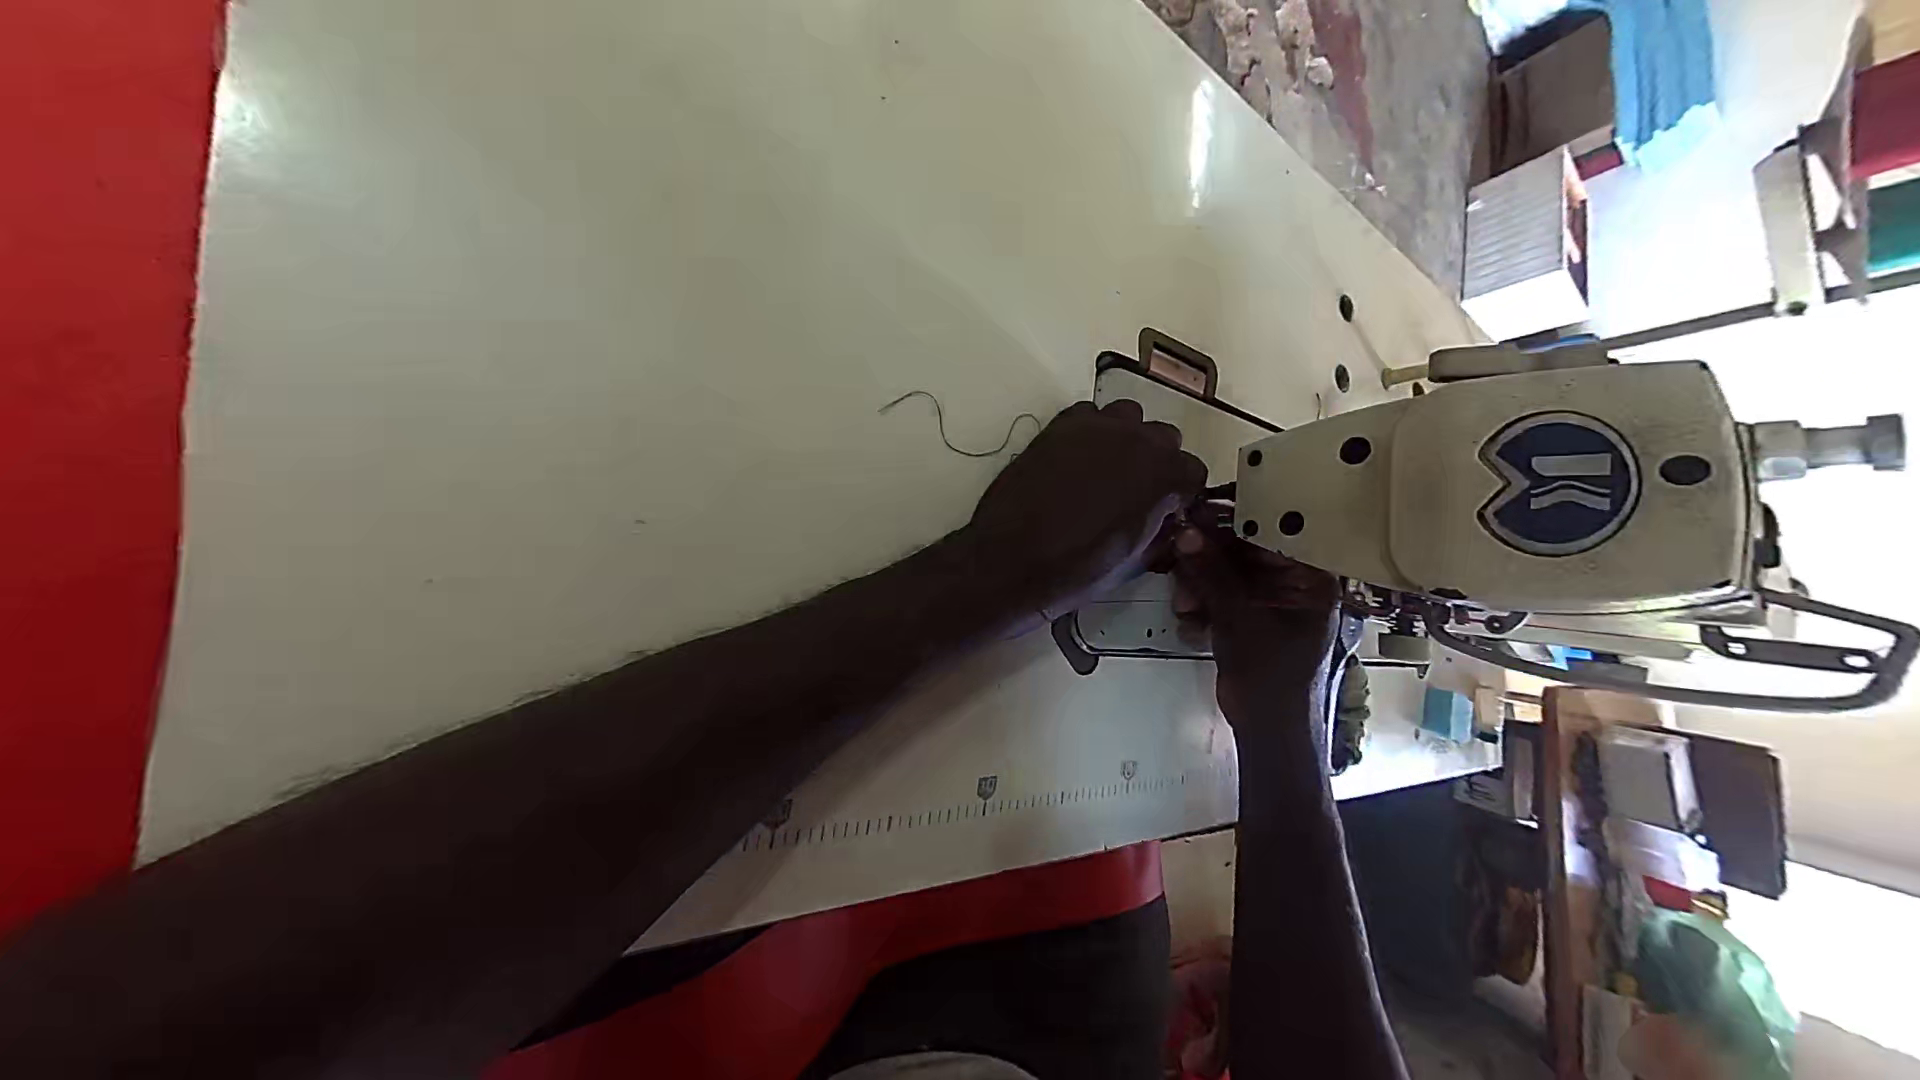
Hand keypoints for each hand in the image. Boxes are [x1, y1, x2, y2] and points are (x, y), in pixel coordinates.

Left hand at [964, 399, 1204, 619]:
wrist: (1012, 560)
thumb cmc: (1077, 569)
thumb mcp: (1134, 560)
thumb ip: (1159, 531)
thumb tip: (1166, 522)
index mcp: (1163, 475)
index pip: (1192, 472)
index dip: (1180, 494)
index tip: (1165, 510)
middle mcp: (1137, 440)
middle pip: (1163, 439)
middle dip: (1155, 463)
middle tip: (1133, 493)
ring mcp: (1096, 427)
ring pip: (1127, 418)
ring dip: (1124, 440)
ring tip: (1103, 472)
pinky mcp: (1059, 426)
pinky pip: (1088, 416)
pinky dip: (1089, 433)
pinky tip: (1075, 461)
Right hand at [1171, 524, 1340, 733]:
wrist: (1267, 728)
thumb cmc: (1270, 674)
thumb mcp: (1239, 618)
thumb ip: (1212, 573)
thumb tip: (1185, 530)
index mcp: (1309, 577)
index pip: (1273, 531)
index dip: (1235, 519)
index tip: (1197, 511)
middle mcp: (1291, 582)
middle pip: (1243, 549)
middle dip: (1207, 557)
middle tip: (1175, 556)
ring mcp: (1266, 599)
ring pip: (1224, 571)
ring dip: (1198, 583)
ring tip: (1184, 604)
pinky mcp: (1245, 615)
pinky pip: (1217, 592)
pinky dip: (1200, 602)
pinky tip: (1190, 620)